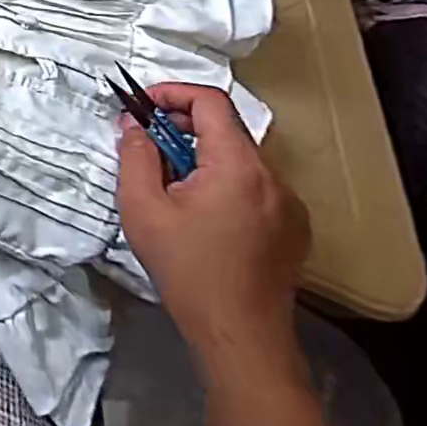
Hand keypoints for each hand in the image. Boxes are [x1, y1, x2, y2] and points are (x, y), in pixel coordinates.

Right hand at [116, 83, 310, 375]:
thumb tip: (134, 125)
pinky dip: (219, 178)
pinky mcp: (291, 227)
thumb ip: (136, 154)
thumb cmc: (185, 265)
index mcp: (238, 168)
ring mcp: (289, 206)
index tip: (142, 105)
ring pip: (238, 157)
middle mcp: (273, 180)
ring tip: (166, 180)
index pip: (212, 102)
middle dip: (179, 125)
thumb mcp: (140, 203)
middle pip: (226, 129)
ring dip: (198, 153)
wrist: (239, 332)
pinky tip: (196, 207)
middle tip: (143, 143)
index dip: (172, 93)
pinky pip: (252, 183)